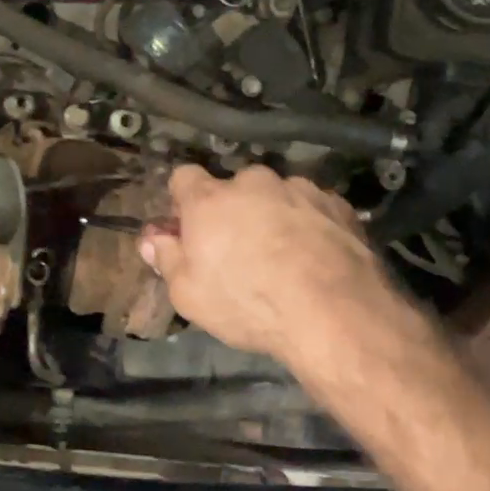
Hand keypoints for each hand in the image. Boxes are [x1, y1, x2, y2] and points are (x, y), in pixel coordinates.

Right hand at [138, 165, 421, 372]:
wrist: (335, 313)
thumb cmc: (249, 304)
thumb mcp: (189, 295)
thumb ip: (167, 259)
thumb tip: (151, 239)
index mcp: (209, 199)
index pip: (183, 177)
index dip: (183, 202)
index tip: (188, 228)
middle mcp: (254, 182)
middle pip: (234, 188)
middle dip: (232, 211)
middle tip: (238, 251)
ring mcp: (300, 188)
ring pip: (276, 196)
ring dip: (272, 216)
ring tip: (284, 258)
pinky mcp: (338, 204)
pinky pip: (312, 208)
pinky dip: (309, 225)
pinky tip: (315, 258)